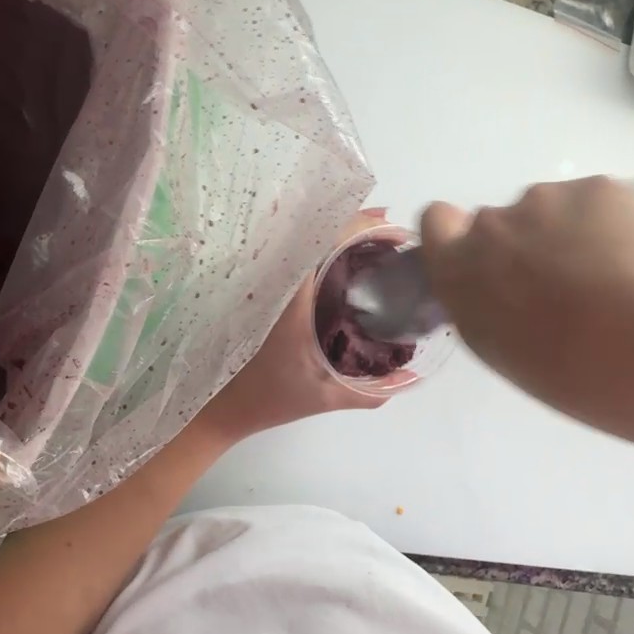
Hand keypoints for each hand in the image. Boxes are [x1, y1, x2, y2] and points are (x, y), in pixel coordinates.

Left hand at [192, 211, 390, 445]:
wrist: (223, 407)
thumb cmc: (270, 401)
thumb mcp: (326, 398)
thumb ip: (371, 392)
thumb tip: (410, 378)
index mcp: (293, 301)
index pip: (327, 241)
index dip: (361, 225)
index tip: (392, 231)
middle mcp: (280, 286)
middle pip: (319, 234)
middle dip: (359, 226)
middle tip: (392, 236)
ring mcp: (270, 287)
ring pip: (307, 245)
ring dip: (341, 237)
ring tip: (377, 244)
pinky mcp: (265, 296)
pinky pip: (297, 262)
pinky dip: (323, 254)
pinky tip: (346, 264)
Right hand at [419, 177, 633, 417]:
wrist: (625, 338)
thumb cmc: (553, 363)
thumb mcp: (493, 343)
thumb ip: (483, 300)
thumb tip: (503, 290)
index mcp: (456, 270)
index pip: (438, 221)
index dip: (459, 232)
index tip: (484, 255)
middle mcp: (489, 226)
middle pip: (499, 222)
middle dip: (524, 242)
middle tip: (559, 281)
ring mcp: (541, 199)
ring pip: (551, 209)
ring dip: (568, 232)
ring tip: (605, 274)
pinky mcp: (594, 188)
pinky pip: (596, 201)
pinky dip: (610, 222)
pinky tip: (632, 259)